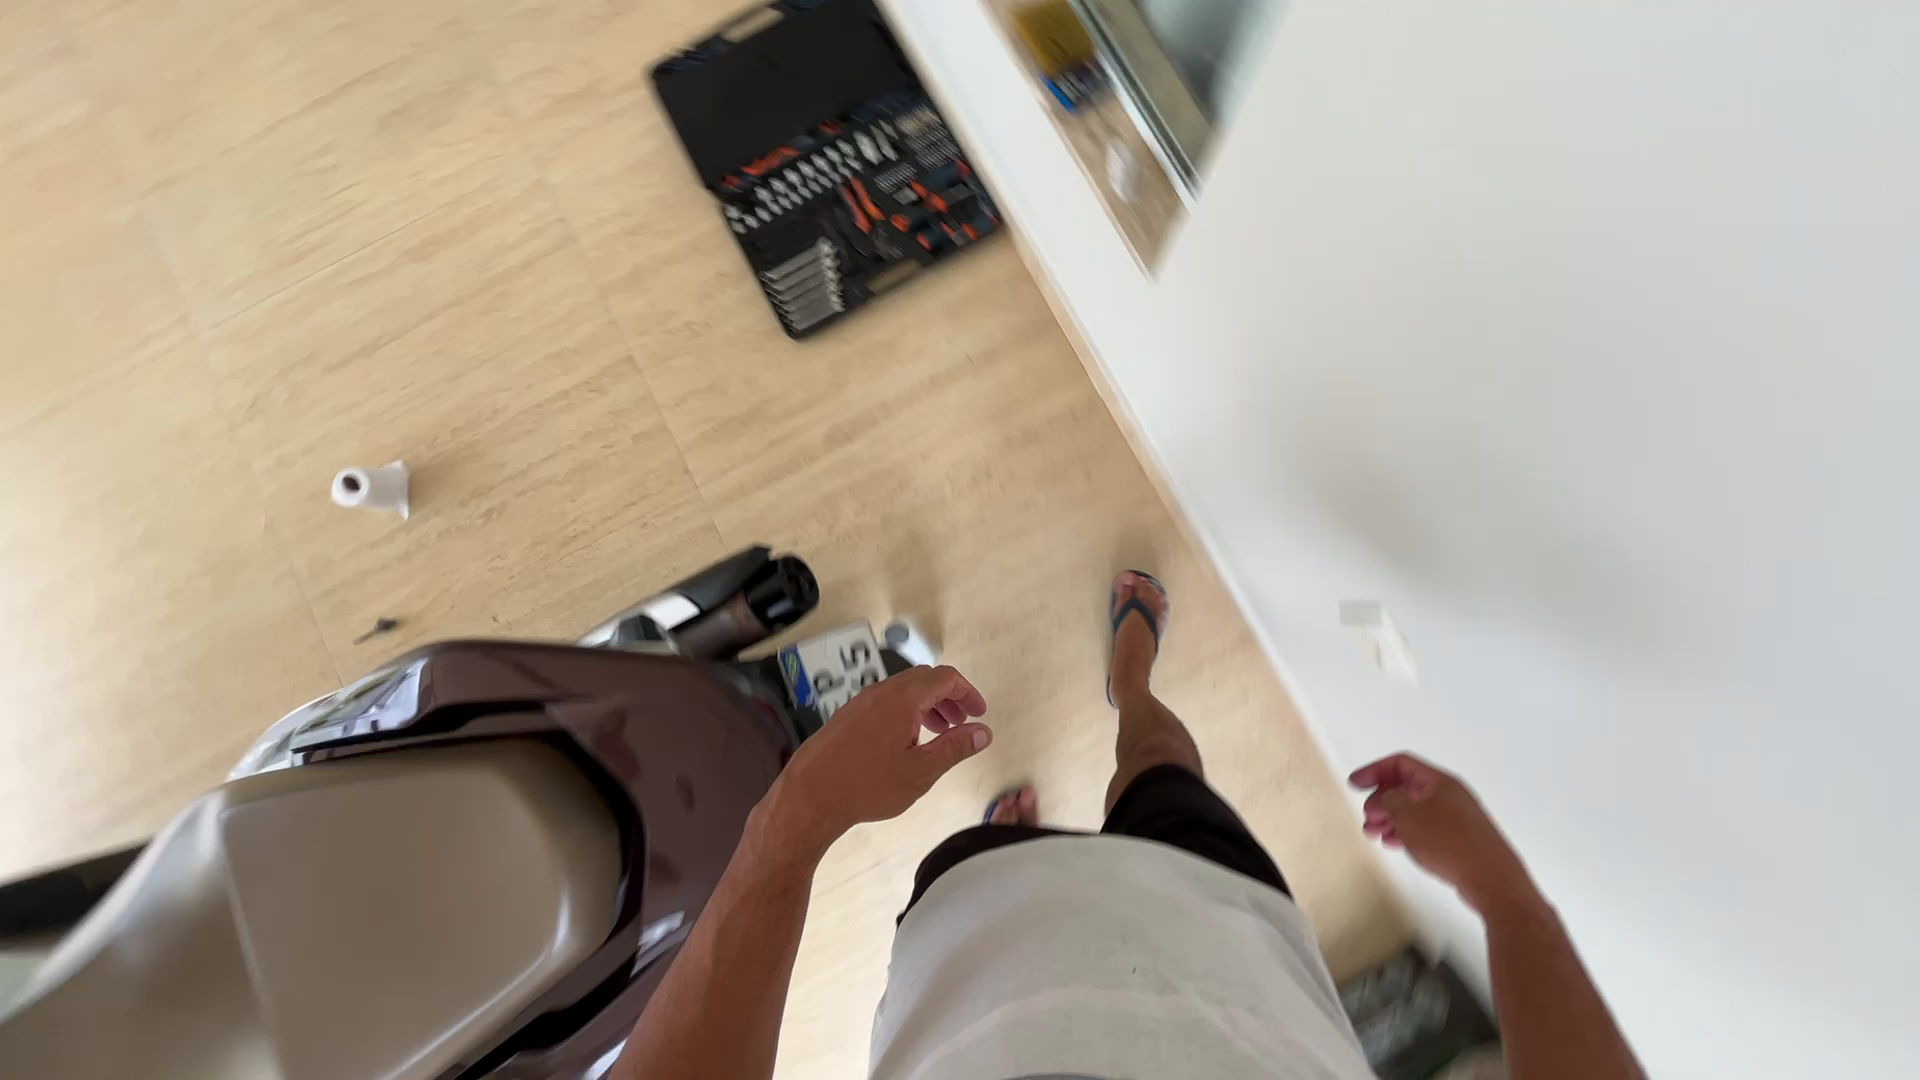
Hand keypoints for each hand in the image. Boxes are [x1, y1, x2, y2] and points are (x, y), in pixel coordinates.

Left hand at [762, 665, 990, 854]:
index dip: (967, 692)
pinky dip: (906, 712)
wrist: (810, 795)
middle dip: (949, 698)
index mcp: (903, 698)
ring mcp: (861, 702)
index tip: (979, 713)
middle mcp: (882, 692)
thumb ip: (955, 747)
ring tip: (939, 734)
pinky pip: (885, 702)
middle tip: (963, 724)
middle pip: (925, 680)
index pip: (945, 678)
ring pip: (904, 691)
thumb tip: (983, 733)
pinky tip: (906, 742)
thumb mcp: (921, 770)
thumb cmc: (867, 785)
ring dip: (928, 705)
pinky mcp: (848, 716)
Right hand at [1349, 753, 1537, 913]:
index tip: (1354, 785)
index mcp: (1440, 782)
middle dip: (1380, 800)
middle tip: (1368, 817)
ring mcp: (1458, 819)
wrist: (1495, 883)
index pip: (1400, 763)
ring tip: (1375, 834)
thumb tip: (1386, 798)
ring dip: (1391, 819)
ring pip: (1414, 810)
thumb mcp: (1408, 816)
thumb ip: (1389, 800)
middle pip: (1406, 787)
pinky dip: (1407, 832)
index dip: (1373, 770)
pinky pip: (1426, 827)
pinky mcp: (1461, 840)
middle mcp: (1450, 795)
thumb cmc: (1449, 843)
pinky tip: (1395, 845)